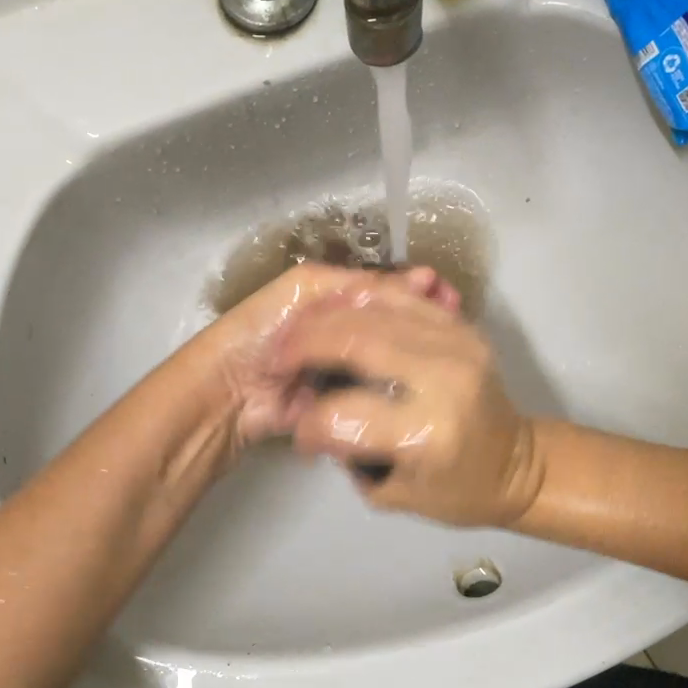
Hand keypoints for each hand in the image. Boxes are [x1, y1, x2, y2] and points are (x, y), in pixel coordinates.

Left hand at [197, 263, 460, 447]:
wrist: (230, 391)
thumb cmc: (262, 331)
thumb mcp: (308, 290)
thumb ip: (360, 286)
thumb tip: (422, 282)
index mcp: (331, 302)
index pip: (382, 293)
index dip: (413, 292)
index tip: (446, 293)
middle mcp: (341, 334)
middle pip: (390, 326)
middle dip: (424, 320)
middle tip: (457, 317)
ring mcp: (343, 371)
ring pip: (388, 360)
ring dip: (416, 356)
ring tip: (453, 347)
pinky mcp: (345, 405)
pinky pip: (376, 393)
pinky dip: (398, 387)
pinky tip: (426, 381)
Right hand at [274, 287, 542, 527]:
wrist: (518, 465)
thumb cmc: (457, 491)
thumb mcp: (395, 494)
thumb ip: (350, 455)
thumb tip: (312, 417)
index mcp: (428, 434)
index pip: (345, 415)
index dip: (309, 425)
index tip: (300, 435)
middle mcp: (445, 380)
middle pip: (358, 341)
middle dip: (306, 343)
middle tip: (278, 355)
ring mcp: (459, 346)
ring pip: (378, 309)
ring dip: (329, 315)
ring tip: (300, 329)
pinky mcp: (464, 329)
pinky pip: (405, 299)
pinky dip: (365, 299)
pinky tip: (338, 309)